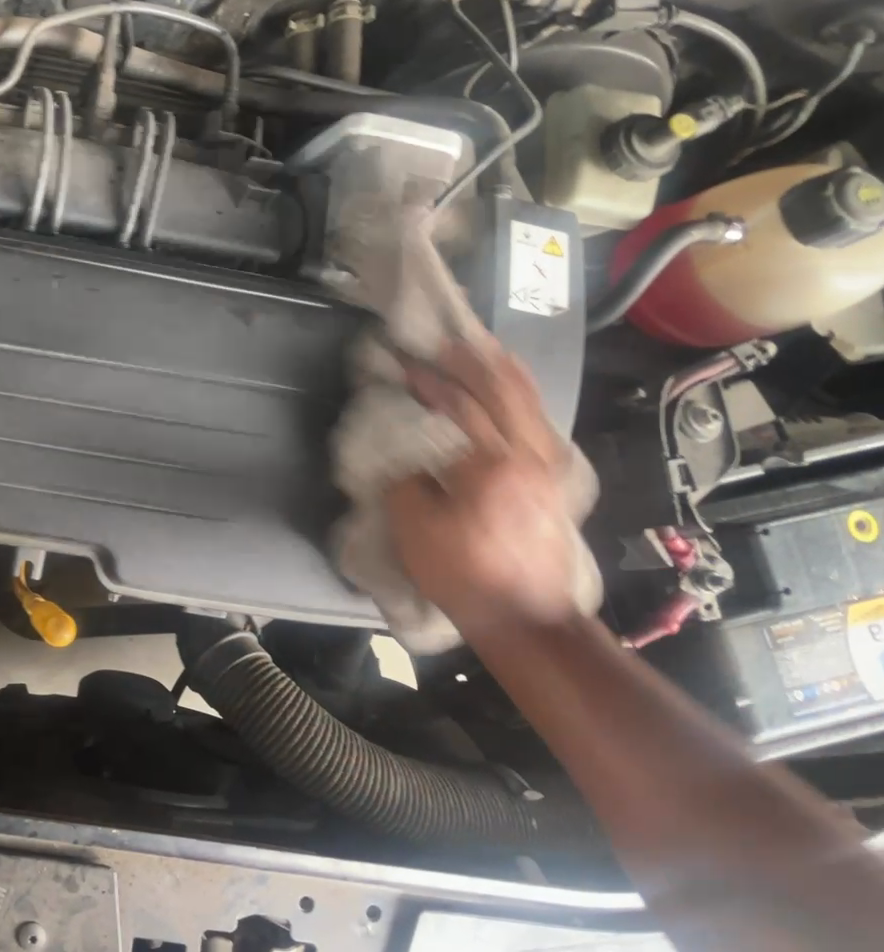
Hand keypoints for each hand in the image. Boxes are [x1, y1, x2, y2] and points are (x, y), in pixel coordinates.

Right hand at [384, 339, 579, 633]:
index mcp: (491, 463)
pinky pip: (537, 420)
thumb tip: (405, 453)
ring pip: (528, 401)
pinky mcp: (554, 479)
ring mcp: (548, 465)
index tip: (403, 363)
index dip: (429, 380)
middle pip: (504, 389)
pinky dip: (519, 397)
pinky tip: (506, 392)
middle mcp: (528, 454)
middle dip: (471, 361)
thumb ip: (406, 479)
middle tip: (443, 341)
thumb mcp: (415, 528)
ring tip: (477, 352)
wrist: (528, 617)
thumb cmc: (465, 573)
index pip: (458, 404)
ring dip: (500, 373)